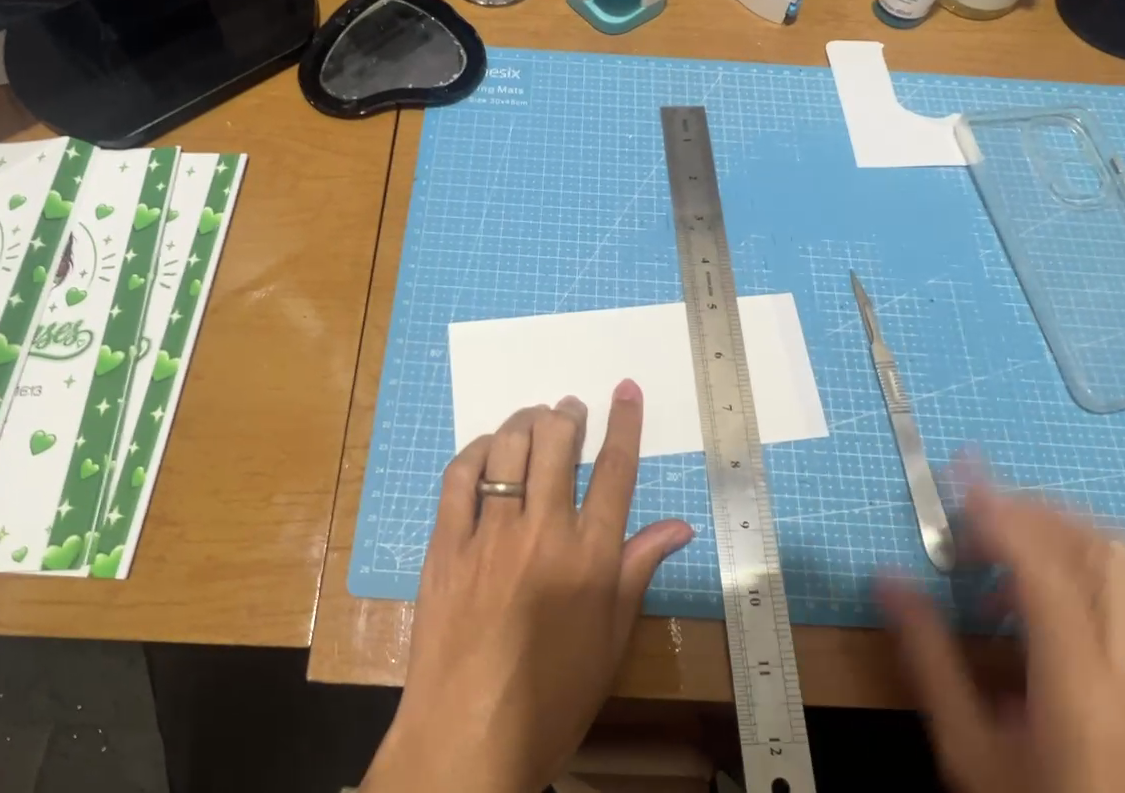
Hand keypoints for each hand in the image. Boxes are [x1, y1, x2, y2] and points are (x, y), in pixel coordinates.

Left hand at [362, 380, 694, 792]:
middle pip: (557, 445)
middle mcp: (542, 532)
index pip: (614, 471)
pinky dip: (477, 451)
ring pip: (509, 450)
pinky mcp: (446, 544)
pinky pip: (459, 478)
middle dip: (568, 414)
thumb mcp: (612, 639)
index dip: (624, 423)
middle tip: (571, 409)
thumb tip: (678, 526)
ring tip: (535, 418)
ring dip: (526, 422)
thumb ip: (640, 570)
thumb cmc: (554, 696)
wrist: (471, 734)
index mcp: (591, 557)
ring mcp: (489, 534)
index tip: (624, 390)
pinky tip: (488, 449)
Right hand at [879, 483, 1124, 792]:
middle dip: (1038, 509)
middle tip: (974, 510)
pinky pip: (1124, 603)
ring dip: (1057, 539)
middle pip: (1106, 548)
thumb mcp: (967, 746)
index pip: (1049, 568)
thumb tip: (887, 579)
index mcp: (1083, 685)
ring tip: (990, 560)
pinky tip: (1023, 610)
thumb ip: (928, 656)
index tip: (960, 470)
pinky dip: (1073, 576)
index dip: (1002, 509)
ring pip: (1122, 568)